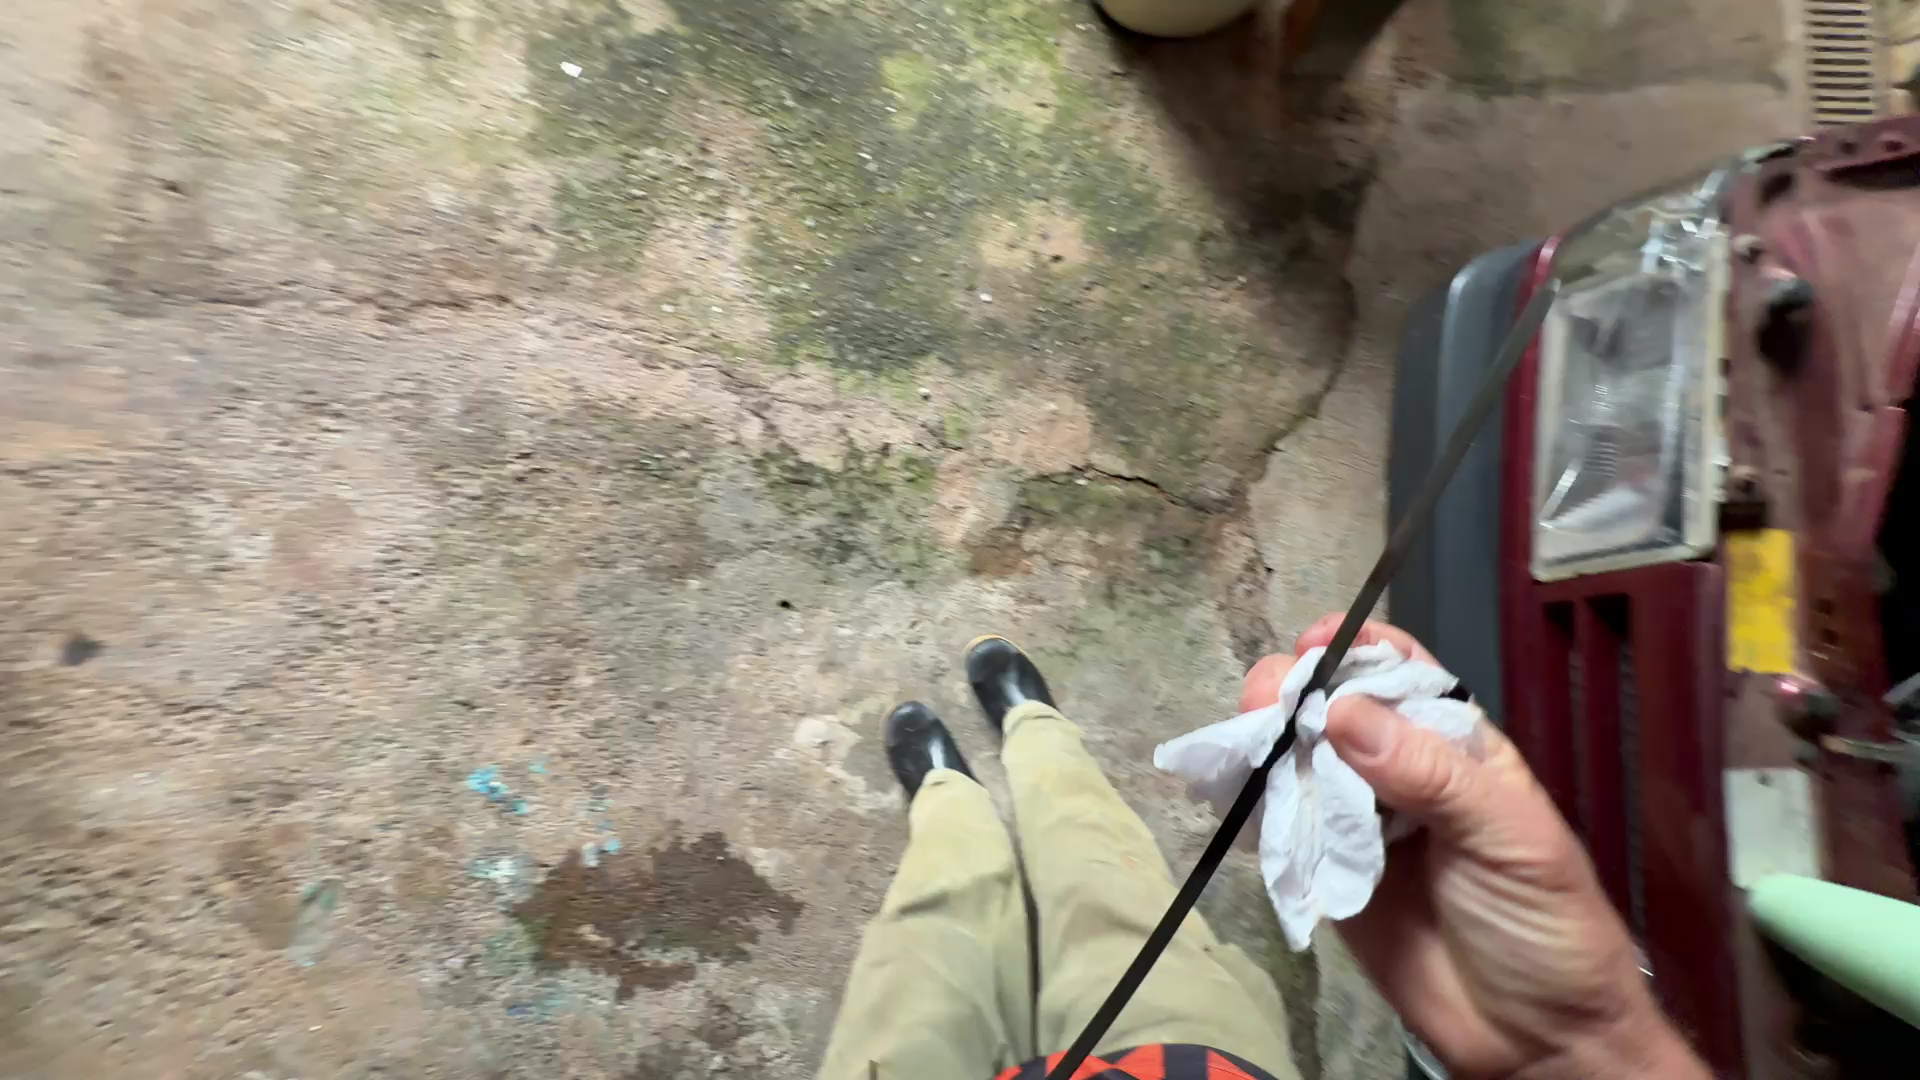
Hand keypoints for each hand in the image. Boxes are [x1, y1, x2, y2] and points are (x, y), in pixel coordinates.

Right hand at [1240, 615, 1707, 1079]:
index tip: (1313, 643)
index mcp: (1446, 741)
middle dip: (1290, 688)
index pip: (1396, 669)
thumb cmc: (1543, 925)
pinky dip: (1246, 791)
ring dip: (1260, 735)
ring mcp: (1347, 806)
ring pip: (1291, 747)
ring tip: (1244, 746)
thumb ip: (1431, 773)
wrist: (1527, 1042)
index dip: (1354, 645)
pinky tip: (1229, 785)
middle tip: (1264, 703)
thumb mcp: (1511, 839)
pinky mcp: (1315, 851)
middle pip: (1326, 700)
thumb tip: (1337, 713)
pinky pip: (1272, 807)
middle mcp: (1389, 762)